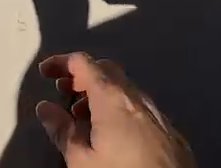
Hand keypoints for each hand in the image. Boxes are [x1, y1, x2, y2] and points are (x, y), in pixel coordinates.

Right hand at [34, 52, 196, 167]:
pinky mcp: (175, 137)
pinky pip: (144, 112)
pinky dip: (124, 113)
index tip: (45, 73)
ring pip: (127, 91)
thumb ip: (62, 131)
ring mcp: (160, 116)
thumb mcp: (81, 162)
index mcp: (112, 97)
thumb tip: (45, 108)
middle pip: (106, 71)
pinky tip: (118, 139)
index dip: (60, 63)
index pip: (82, 62)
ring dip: (103, 96)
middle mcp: (137, 98)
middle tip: (64, 93)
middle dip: (83, 77)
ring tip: (86, 120)